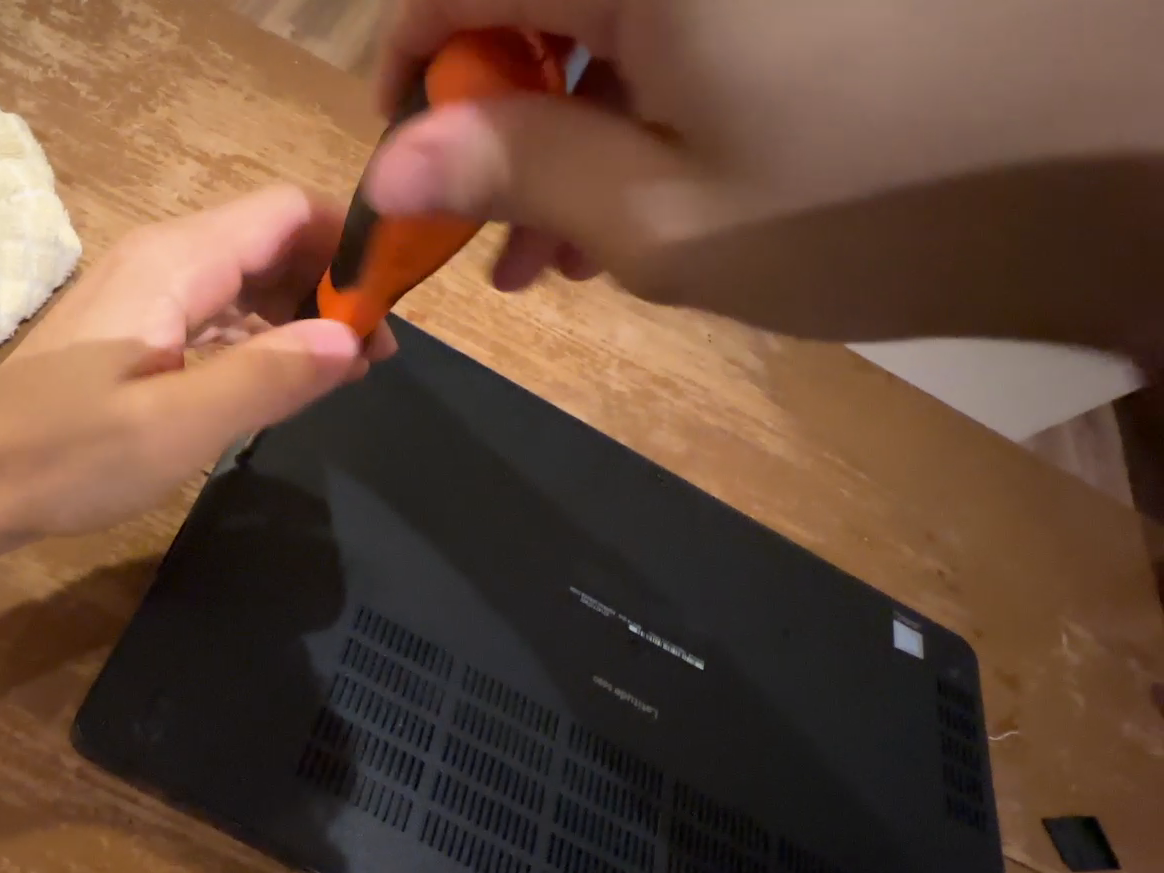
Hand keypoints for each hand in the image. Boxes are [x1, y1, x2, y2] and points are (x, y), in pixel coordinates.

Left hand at [0, 185, 394, 539]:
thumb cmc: (67, 459)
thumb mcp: (176, 426)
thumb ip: (266, 377)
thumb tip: (349, 337)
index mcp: (172, 263)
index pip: (284, 213)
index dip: (346, 247)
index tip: (389, 305)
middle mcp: (159, 259)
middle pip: (267, 243)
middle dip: (327, 288)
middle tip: (371, 357)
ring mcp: (142, 293)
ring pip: (241, 282)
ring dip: (295, 319)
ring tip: (341, 374)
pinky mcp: (132, 329)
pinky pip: (212, 316)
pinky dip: (254, 341)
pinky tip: (279, 381)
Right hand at [367, 0, 1163, 350]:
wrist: (1148, 162)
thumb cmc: (884, 206)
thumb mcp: (665, 220)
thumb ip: (515, 173)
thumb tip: (390, 163)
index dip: (409, 66)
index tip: (406, 154)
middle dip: (491, 110)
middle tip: (490, 223)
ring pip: (602, 12)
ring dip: (563, 121)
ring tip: (558, 243)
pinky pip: (679, 14)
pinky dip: (639, 95)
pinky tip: (637, 187)